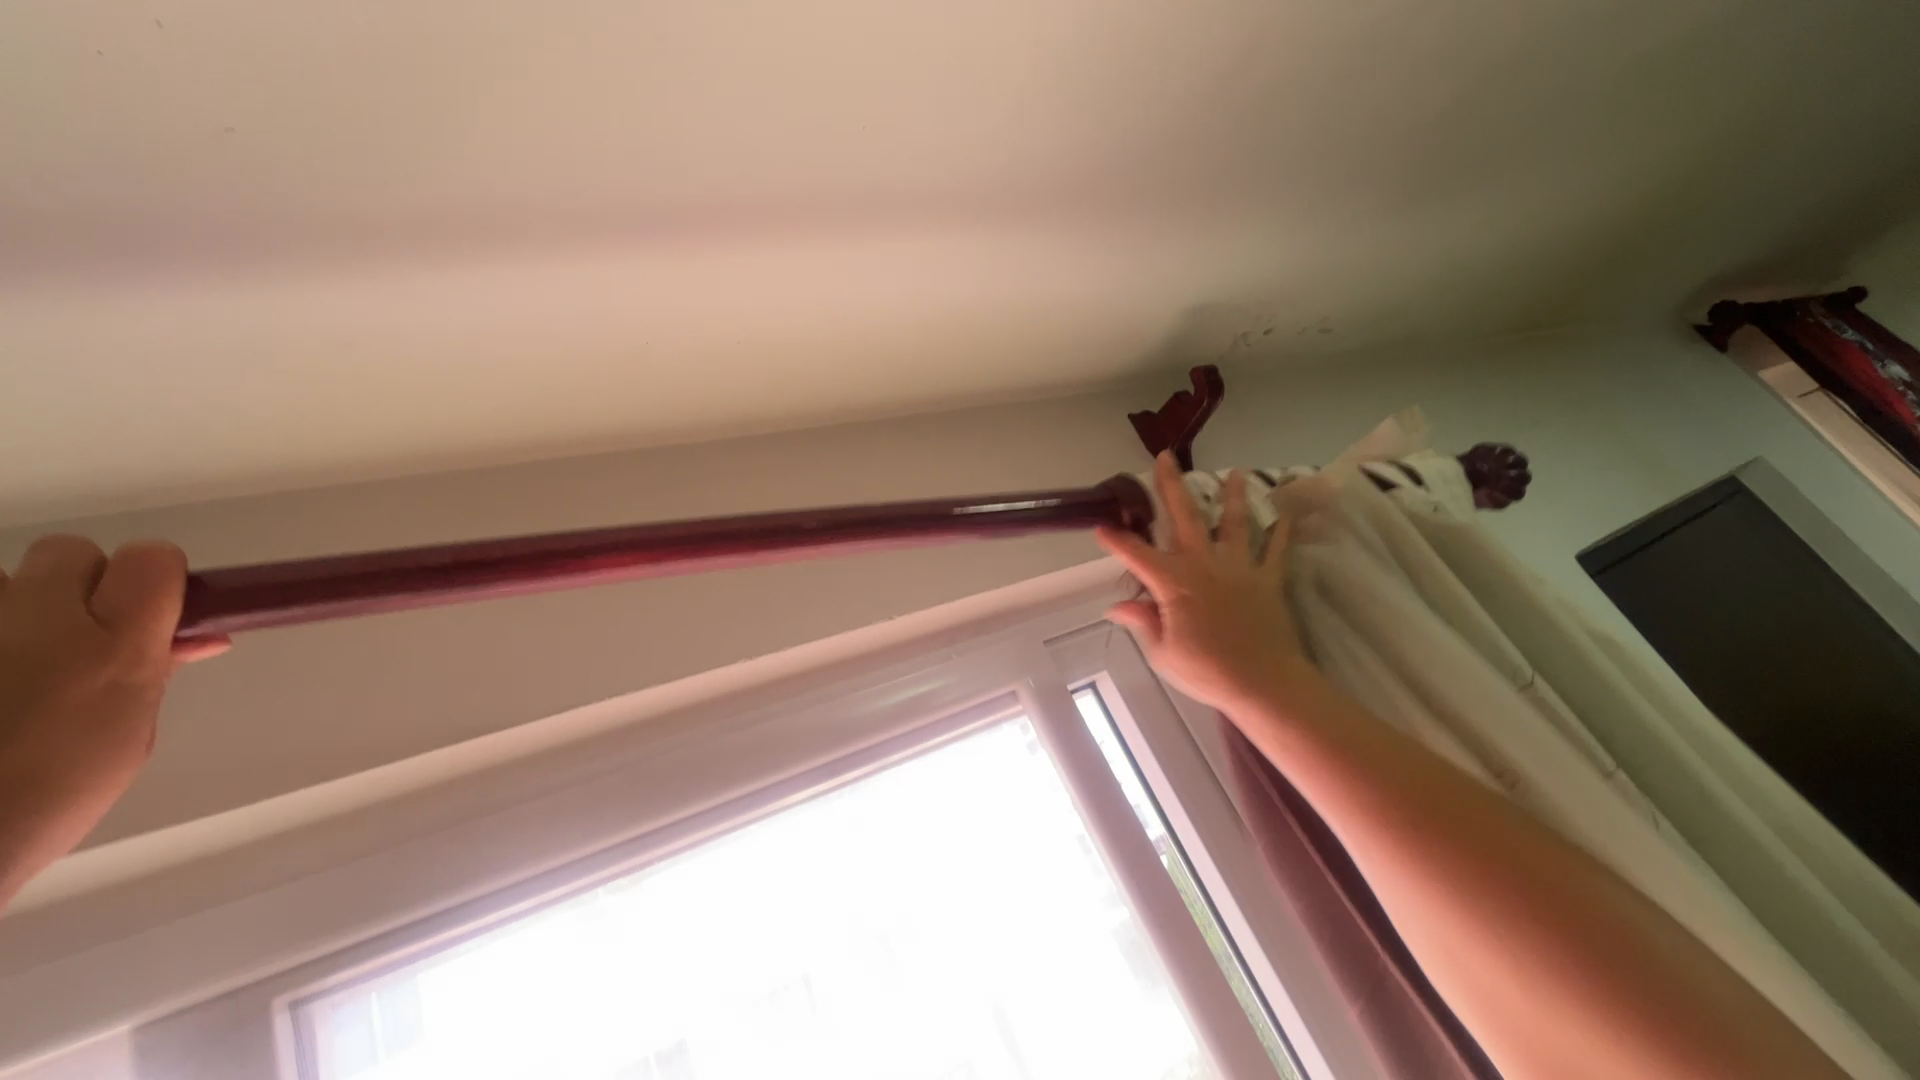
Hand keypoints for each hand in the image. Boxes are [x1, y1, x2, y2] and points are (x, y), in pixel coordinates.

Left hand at [0, 536, 227, 907]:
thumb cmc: (56, 789)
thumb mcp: (134, 730)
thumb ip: (156, 667)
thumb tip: (189, 635)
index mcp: (110, 643)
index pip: (150, 558)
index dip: (158, 580)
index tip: (158, 617)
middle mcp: (34, 616)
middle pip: (69, 553)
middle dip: (85, 584)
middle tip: (83, 640)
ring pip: (8, 581)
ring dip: (21, 610)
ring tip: (20, 668)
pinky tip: (5, 678)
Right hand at [1096, 453, 1307, 712]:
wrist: (1265, 683)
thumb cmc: (1207, 671)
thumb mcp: (1163, 653)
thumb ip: (1142, 622)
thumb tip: (1116, 607)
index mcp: (1173, 582)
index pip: (1137, 554)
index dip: (1117, 539)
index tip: (1101, 526)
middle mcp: (1205, 564)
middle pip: (1185, 516)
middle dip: (1171, 485)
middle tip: (1165, 458)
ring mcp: (1240, 568)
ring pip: (1235, 522)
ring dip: (1233, 495)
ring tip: (1236, 472)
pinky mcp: (1269, 579)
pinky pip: (1277, 549)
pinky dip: (1282, 530)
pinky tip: (1286, 512)